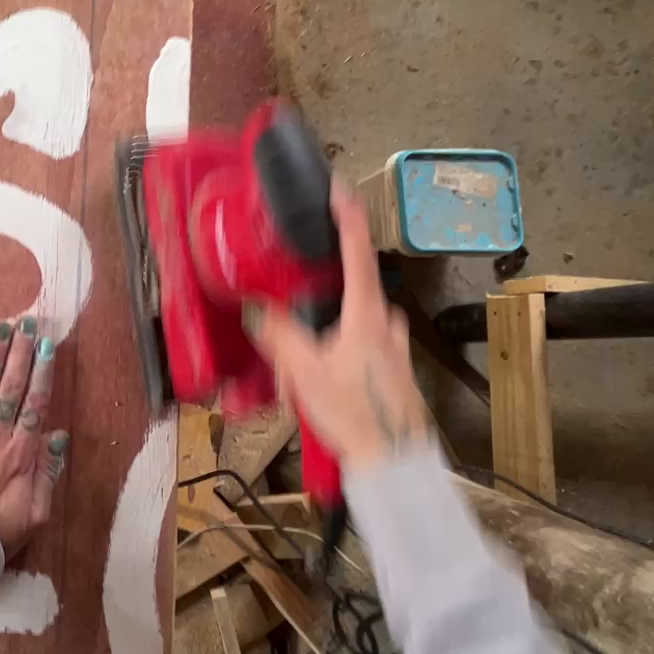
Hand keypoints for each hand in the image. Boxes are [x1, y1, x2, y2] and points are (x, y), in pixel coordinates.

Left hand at [0, 317, 69, 556]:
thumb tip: (59, 436)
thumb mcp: (36, 512)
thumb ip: (49, 473)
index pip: (36, 401)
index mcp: (22, 450)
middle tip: (27, 322)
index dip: (42, 371)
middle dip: (21, 351)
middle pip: (12, 384)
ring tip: (1, 328)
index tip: (47, 345)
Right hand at [245, 186, 429, 474]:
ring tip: (302, 379)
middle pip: (350, 292)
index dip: (348, 218)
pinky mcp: (394, 366)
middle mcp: (386, 323)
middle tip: (295, 336)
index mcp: (366, 314)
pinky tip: (322, 387)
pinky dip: (339, 356)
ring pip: (353, 323)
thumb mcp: (305, 372)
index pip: (357, 253)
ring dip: (327, 339)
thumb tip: (258, 311)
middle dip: (319, 306)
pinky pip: (361, 346)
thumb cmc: (355, 413)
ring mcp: (394, 345)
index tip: (339, 191)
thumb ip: (280, 335)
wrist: (394, 462)